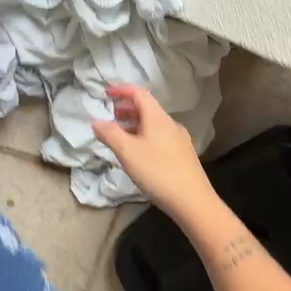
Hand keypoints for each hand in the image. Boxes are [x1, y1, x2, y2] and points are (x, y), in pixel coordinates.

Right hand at [92, 84, 219, 222]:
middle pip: (147, 108)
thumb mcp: (127, 152)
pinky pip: (160, 137)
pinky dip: (145, 136)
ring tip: (121, 136)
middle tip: (111, 115)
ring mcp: (179, 139)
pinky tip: (139, 153)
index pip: (139, 93)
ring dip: (135, 124)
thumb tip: (97, 122)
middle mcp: (170, 124)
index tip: (106, 93)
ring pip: (154, 124)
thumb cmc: (157, 172)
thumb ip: (110, 134)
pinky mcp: (183, 155)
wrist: (193, 201)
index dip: (122, 90)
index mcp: (157, 118)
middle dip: (127, 108)